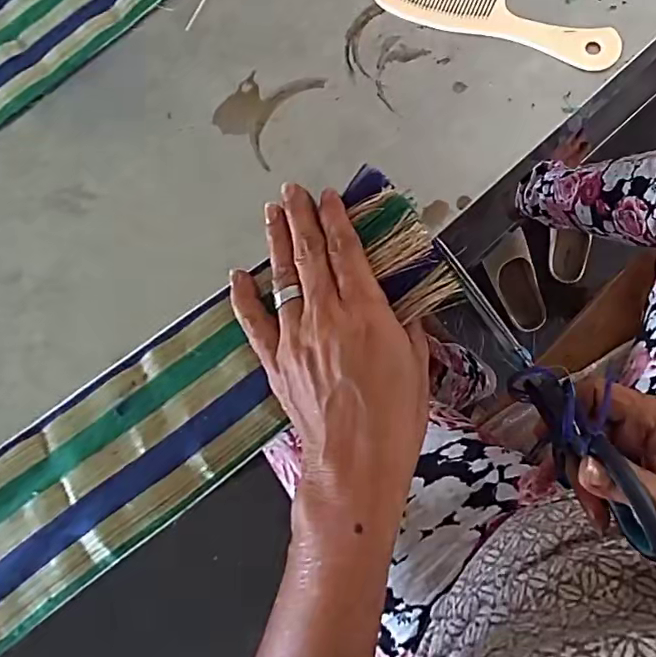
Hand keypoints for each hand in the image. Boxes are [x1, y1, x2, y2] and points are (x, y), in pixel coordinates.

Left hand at [230, 184, 430, 542]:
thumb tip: (400, 303)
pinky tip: (238, 275)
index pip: (346, 251)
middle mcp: (327, 316)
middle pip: (310, 254)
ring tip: (272, 214)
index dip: (336, 219)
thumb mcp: (417, 364)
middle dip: (301, 217)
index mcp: (366, 312)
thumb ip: (407, 324)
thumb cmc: (393, 419)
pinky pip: (255, 322)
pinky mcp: (277, 361)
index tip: (328, 197)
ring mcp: (297, 336)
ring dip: (278, 242)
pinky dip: (244, 297)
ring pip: (283, 277)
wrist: (354, 465)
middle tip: (292, 191)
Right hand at [572, 383, 655, 597]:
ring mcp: (632, 444)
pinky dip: (588, 487)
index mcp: (654, 419)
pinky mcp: (627, 465)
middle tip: (578, 492)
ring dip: (580, 478)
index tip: (550, 435)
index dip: (569, 407)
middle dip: (574, 456)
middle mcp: (640, 424)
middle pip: (584, 422)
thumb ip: (624, 483)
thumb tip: (582, 466)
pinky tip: (599, 513)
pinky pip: (593, 465)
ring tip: (595, 513)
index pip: (598, 392)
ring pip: (584, 446)